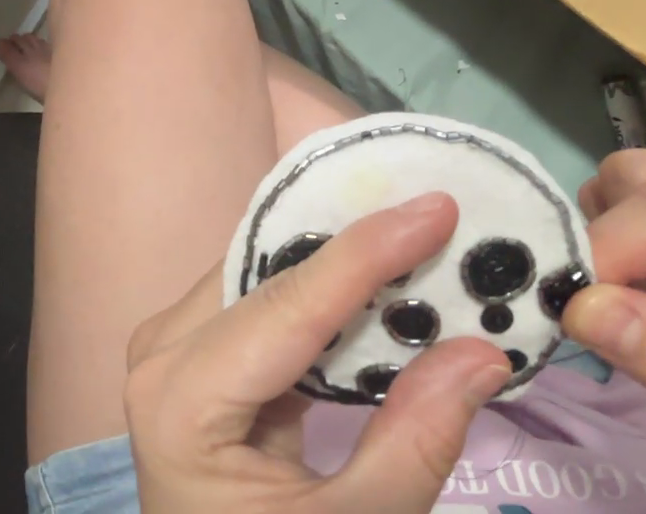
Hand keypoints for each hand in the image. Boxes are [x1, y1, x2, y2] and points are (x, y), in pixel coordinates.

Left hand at [123, 192, 512, 512]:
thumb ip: (415, 440)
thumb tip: (482, 351)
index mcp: (183, 402)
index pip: (287, 306)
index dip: (365, 252)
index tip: (435, 205)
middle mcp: (163, 353)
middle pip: (267, 278)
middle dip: (352, 242)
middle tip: (436, 212)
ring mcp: (171, 348)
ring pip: (262, 277)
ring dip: (338, 260)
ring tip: (415, 232)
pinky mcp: (194, 356)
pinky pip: (260, 302)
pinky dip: (321, 292)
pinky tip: (375, 277)